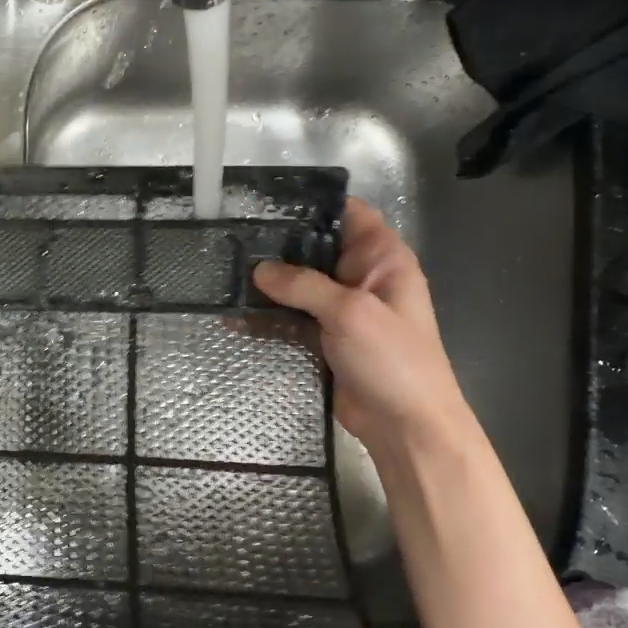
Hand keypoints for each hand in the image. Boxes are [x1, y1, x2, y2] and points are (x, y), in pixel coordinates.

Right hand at [251, 198, 469, 457]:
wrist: (404, 424)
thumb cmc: (392, 359)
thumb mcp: (351, 312)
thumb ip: (304, 286)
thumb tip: (259, 269)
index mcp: (382, 259)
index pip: (349, 214)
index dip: (313, 205)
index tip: (267, 203)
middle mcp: (361, 279)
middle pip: (315, 250)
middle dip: (277, 246)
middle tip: (232, 239)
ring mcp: (340, 312)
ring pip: (297, 287)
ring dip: (266, 286)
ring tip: (222, 275)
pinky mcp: (323, 341)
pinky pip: (290, 321)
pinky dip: (266, 319)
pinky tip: (233, 317)